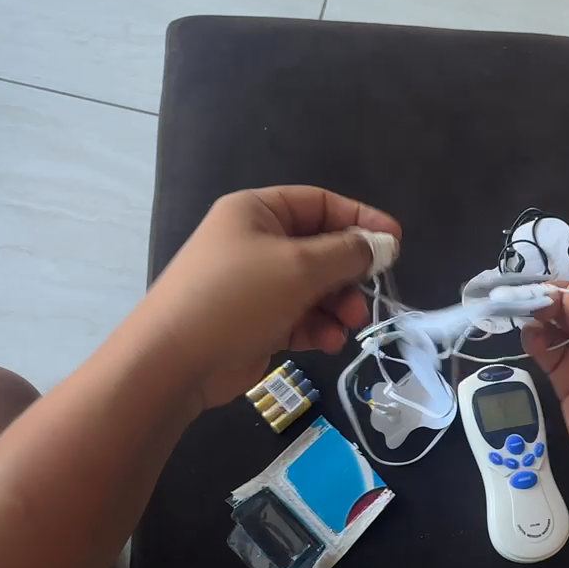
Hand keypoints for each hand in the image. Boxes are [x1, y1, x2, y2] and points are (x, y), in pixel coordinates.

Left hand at [134, 186, 399, 409]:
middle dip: (350, 270)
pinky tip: (327, 342)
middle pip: (320, 246)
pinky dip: (317, 326)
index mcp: (257, 212)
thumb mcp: (300, 267)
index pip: (320, 203)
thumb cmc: (237, 298)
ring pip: (314, 285)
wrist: (172, 364)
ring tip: (350, 322)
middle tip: (373, 289)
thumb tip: (385, 244)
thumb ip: (349, 253)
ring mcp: (254, 284)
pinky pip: (299, 315)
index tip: (396, 241)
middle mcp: (255, 242)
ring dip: (337, 303)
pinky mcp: (255, 321)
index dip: (361, 218)